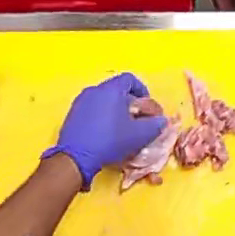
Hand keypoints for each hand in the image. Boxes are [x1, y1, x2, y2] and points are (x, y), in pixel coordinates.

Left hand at [42, 73, 165, 189]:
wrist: (76, 157)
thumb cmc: (110, 141)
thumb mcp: (139, 135)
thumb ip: (154, 125)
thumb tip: (162, 121)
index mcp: (111, 89)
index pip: (130, 79)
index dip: (142, 90)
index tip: (146, 106)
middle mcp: (94, 90)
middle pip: (116, 89)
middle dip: (130, 102)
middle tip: (137, 118)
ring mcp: (80, 102)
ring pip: (103, 100)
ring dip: (115, 110)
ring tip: (122, 128)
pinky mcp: (72, 115)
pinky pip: (92, 109)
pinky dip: (102, 116)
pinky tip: (105, 133)